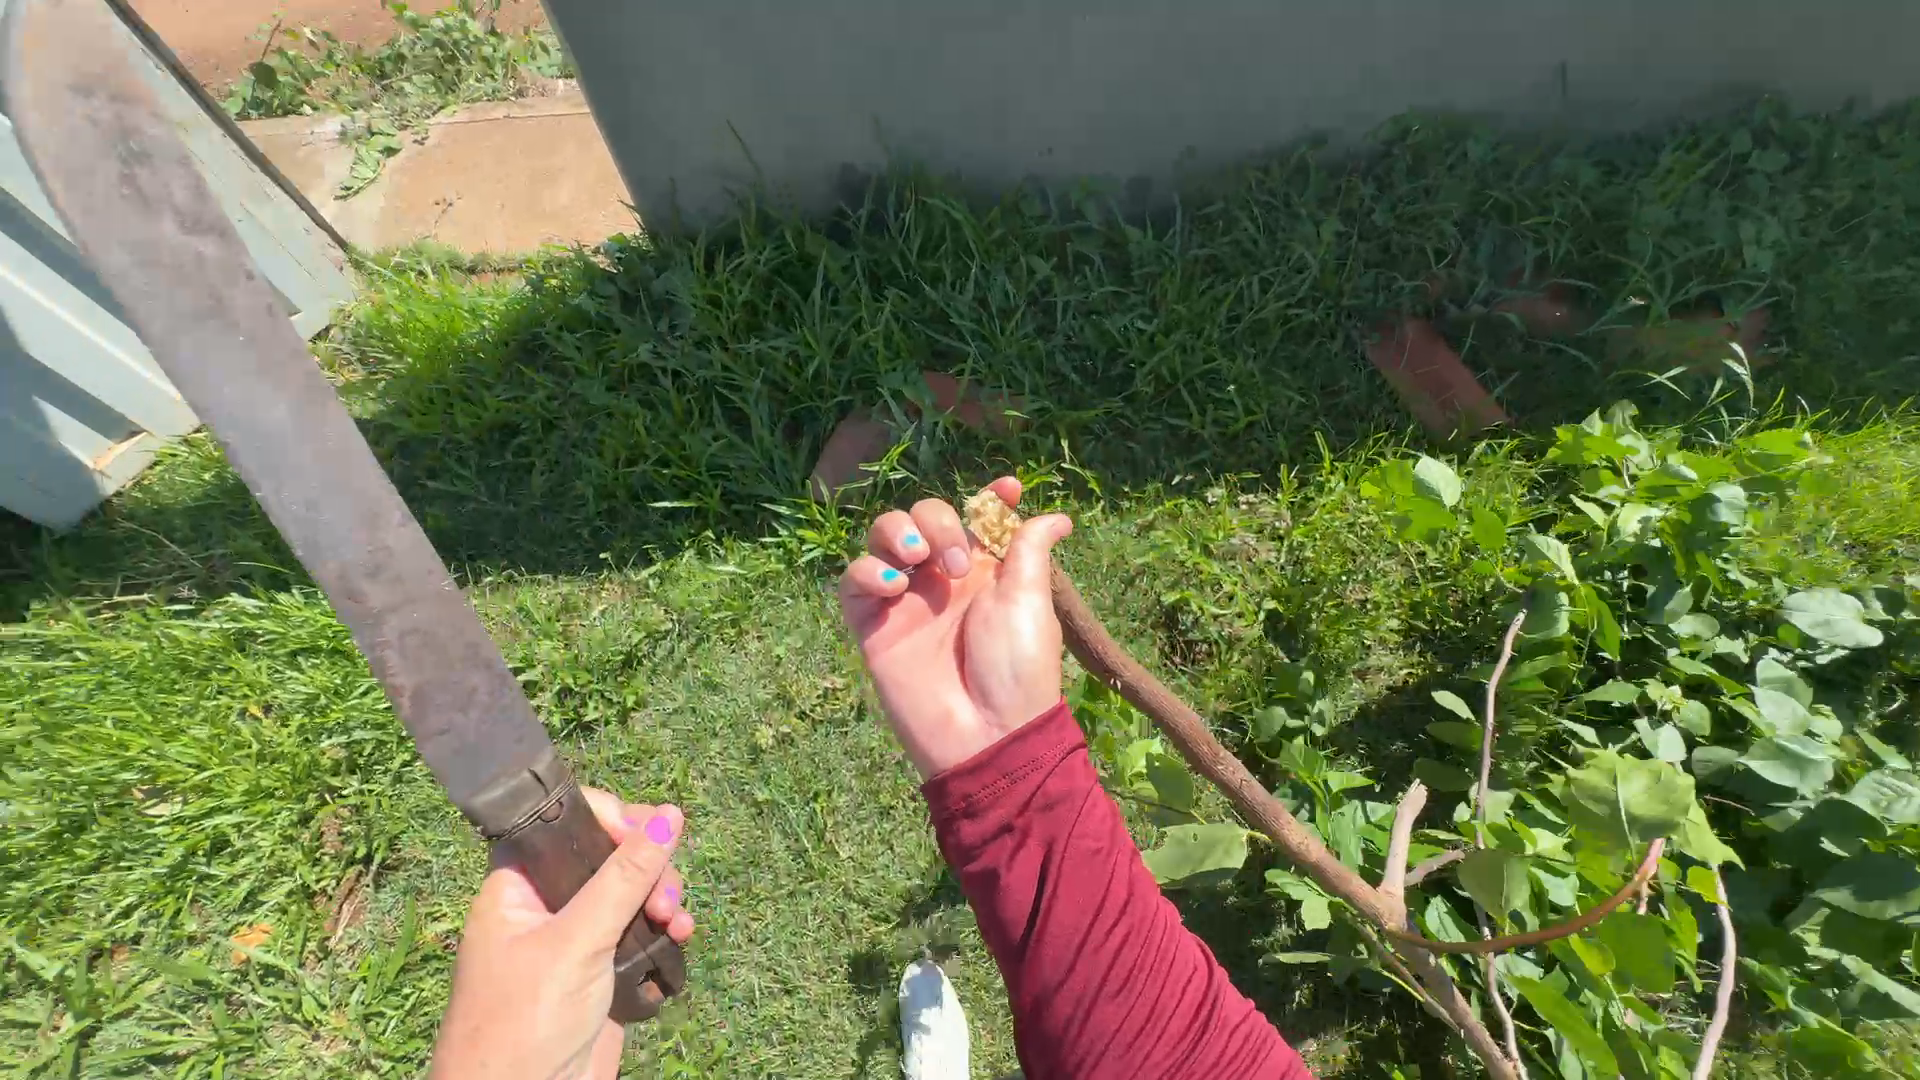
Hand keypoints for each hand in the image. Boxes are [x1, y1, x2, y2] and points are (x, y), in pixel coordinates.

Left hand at [429, 789, 696, 1079]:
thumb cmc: (526, 1024)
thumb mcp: (578, 941)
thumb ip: (626, 876)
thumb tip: (673, 815)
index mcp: (520, 886)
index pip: (570, 821)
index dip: (613, 819)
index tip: (645, 838)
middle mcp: (549, 902)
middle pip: (613, 850)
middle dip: (650, 865)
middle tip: (663, 898)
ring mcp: (579, 934)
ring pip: (636, 885)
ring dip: (665, 895)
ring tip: (674, 922)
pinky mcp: (605, 965)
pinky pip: (645, 923)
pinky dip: (666, 923)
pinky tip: (680, 935)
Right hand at [839, 477, 1073, 777]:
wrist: (986, 733)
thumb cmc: (1017, 667)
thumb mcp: (1029, 601)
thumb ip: (1028, 549)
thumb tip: (1059, 518)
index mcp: (983, 571)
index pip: (976, 519)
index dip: (988, 497)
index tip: (1007, 489)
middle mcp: (941, 578)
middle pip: (922, 516)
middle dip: (936, 520)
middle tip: (956, 563)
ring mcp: (905, 599)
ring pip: (883, 536)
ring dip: (897, 532)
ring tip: (918, 560)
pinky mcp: (872, 624)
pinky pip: (854, 581)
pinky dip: (867, 571)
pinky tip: (893, 587)